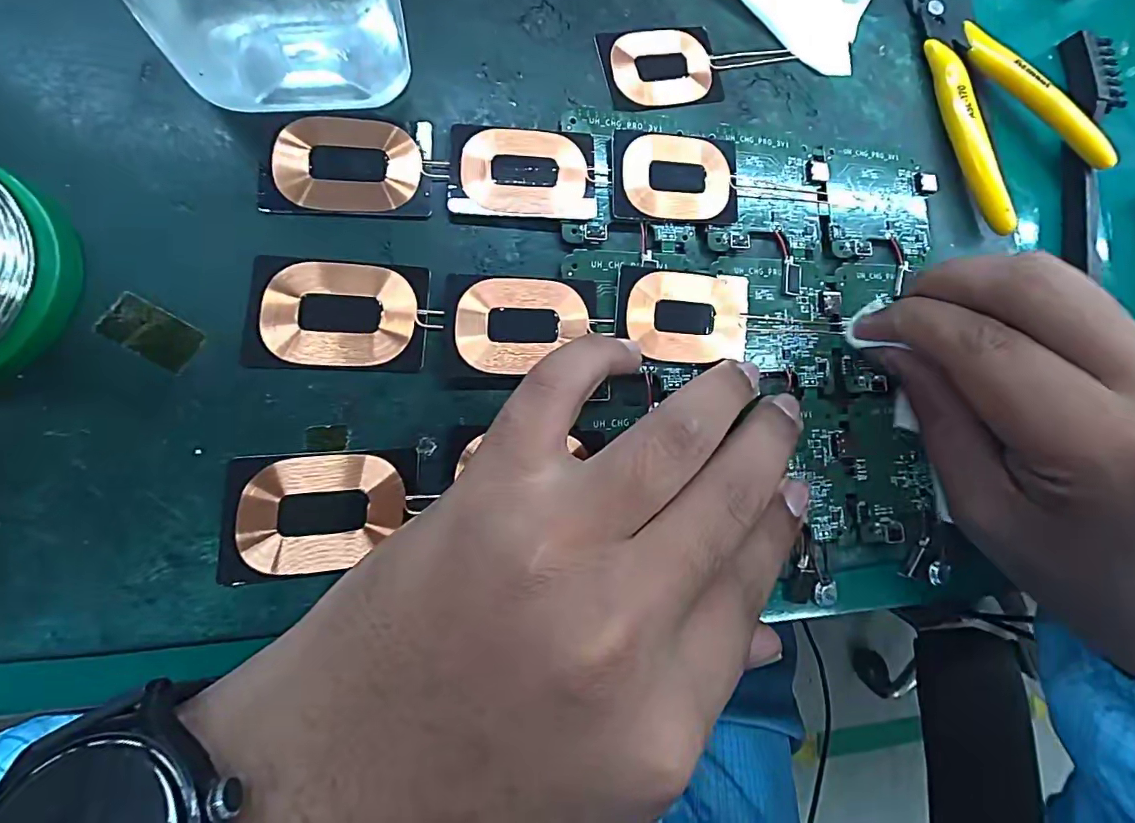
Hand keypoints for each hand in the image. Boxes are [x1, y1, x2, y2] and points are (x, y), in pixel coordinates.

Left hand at [181, 336, 808, 821]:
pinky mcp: (488, 490)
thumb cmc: (489, 783)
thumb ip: (703, 682)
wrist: (342, 773)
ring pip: (668, 440)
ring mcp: (552, 539)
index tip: (792, 485)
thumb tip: (769, 611)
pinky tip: (623, 354)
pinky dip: (594, 357)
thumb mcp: (621, 771)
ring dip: (717, 396)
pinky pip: (553, 393)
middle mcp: (621, 617)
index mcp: (665, 706)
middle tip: (782, 410)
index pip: (752, 580)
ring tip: (739, 376)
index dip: (780, 522)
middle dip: (769, 443)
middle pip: (726, 500)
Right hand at [855, 252, 1134, 696]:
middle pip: (1036, 287)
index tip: (871, 328)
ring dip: (983, 282)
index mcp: (1108, 453)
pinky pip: (1085, 306)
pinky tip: (987, 328)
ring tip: (936, 312)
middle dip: (948, 282)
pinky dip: (1020, 303)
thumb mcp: (984, 514)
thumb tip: (897, 348)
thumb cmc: (1079, 581)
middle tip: (900, 309)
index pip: (991, 348)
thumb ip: (939, 421)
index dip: (917, 323)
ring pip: (1063, 280)